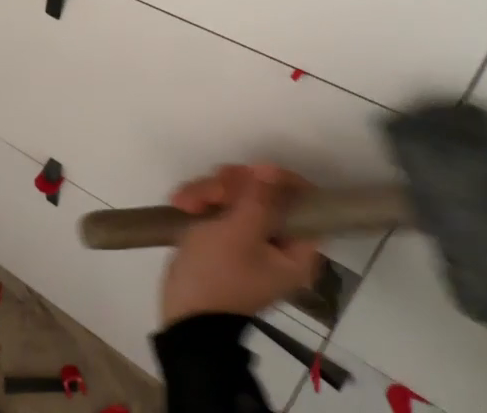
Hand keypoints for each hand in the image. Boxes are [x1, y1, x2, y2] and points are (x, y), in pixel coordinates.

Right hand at [161, 163, 322, 324]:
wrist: (184, 315)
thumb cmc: (217, 275)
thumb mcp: (239, 233)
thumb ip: (259, 199)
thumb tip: (271, 170)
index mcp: (297, 251)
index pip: (304, 203)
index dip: (280, 181)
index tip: (252, 171)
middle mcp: (278, 244)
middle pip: (264, 194)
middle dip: (232, 187)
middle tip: (212, 192)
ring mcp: (248, 240)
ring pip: (237, 197)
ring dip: (209, 192)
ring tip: (187, 203)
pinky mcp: (223, 239)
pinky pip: (218, 208)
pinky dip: (200, 202)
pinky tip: (182, 204)